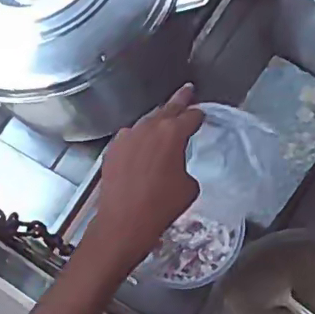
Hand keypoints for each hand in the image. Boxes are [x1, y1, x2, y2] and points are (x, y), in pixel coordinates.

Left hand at [80, 85, 203, 273]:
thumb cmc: (162, 206)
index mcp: (172, 134)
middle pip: (167, 109)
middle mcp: (148, 128)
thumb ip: (185, 167)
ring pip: (146, 123)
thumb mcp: (189, 188)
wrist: (124, 222)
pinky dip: (139, 139)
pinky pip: (130, 138)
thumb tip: (176, 166)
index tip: (202, 114)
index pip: (191, 116)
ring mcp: (126, 137)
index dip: (199, 116)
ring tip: (165, 121)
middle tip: (188, 91)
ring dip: (157, 122)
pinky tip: (143, 147)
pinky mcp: (112, 149)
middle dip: (179, 101)